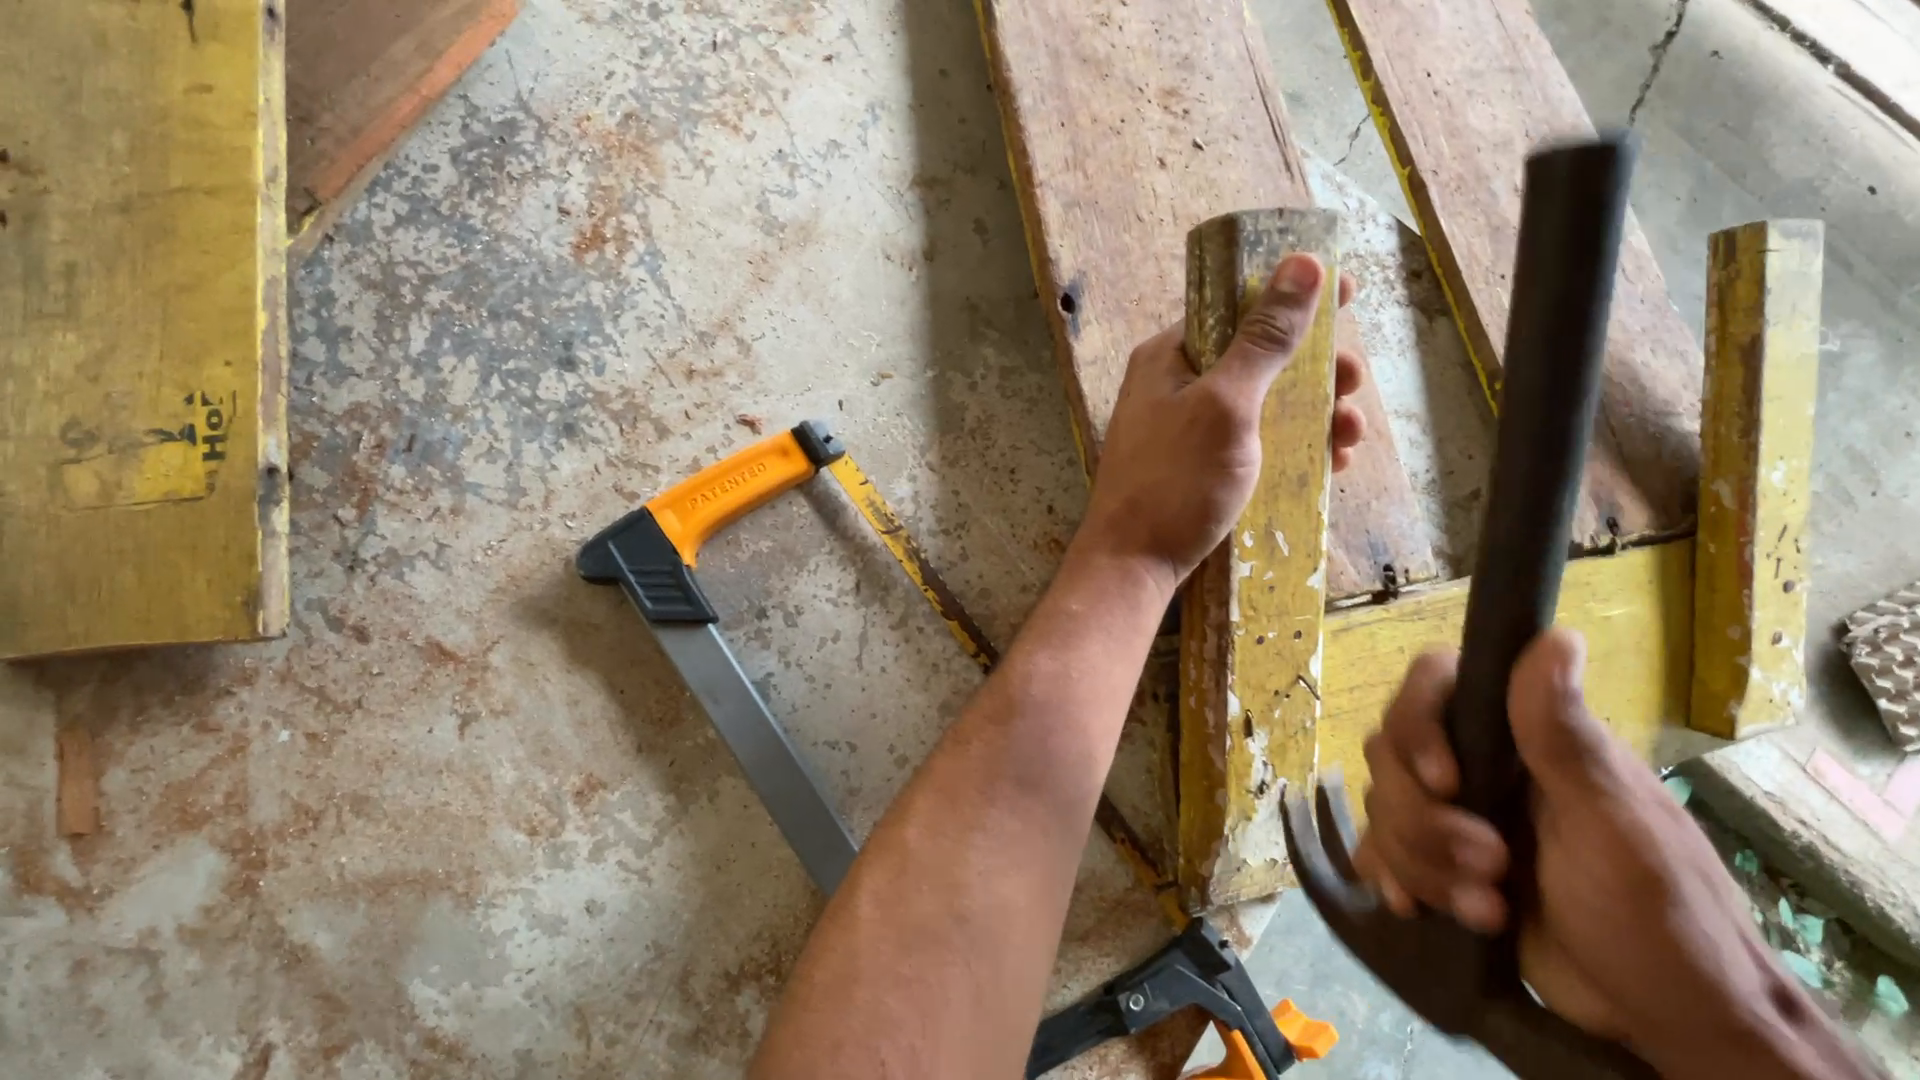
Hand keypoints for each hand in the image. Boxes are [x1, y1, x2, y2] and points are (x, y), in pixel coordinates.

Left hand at [1077, 254, 1367, 591]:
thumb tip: (1302, 265)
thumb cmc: (1175, 481)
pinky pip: (1258, 441)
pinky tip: (1333, 462)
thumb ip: (1264, 340)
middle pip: (1260, 356)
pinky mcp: (1203, 466)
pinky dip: (1296, 446)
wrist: (1132, 566)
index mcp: (1171, 356)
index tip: (1349, 292)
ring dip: (1316, 411)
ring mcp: (1190, 428)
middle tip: (1353, 382)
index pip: (1238, 305)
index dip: (1294, 297)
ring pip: (1266, 403)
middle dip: (1316, 367)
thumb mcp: (1226, 404)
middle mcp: (1177, 384)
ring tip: (1351, 432)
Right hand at [1353, 630, 1828, 1075]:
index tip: (1447, 783)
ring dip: (1422, 862)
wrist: (1664, 1017)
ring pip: (1381, 807)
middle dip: (1426, 819)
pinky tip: (1421, 910)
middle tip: (1492, 866)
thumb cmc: (1657, 915)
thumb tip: (1556, 634)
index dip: (1417, 725)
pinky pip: (1377, 851)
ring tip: (1486, 908)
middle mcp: (1480, 766)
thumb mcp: (1613, 822)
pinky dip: (1394, 878)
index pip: (1433, 684)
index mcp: (1522, 740)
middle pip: (1390, 752)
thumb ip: (1564, 734)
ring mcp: (1454, 817)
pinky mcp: (1437, 866)